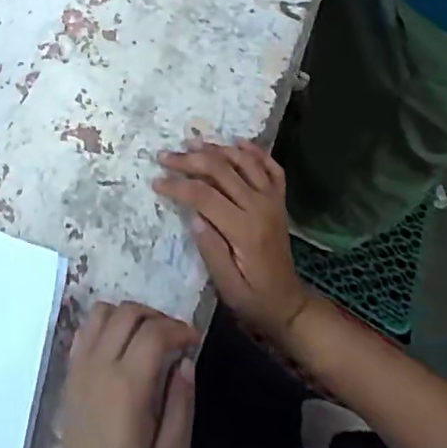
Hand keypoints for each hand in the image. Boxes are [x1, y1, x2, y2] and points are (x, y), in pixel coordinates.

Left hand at [59, 302, 197, 447]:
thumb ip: (180, 406)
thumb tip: (186, 361)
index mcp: (127, 384)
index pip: (154, 333)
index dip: (179, 328)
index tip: (196, 338)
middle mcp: (99, 363)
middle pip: (126, 313)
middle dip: (156, 316)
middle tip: (177, 335)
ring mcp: (79, 364)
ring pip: (101, 311)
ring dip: (128, 314)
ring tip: (149, 334)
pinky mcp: (68, 371)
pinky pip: (84, 329)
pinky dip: (104, 322)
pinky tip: (120, 341)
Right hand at [152, 140, 313, 342]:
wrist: (290, 306)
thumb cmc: (253, 298)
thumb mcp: (227, 285)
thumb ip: (211, 250)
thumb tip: (194, 216)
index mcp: (245, 230)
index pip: (204, 195)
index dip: (177, 185)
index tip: (156, 182)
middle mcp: (261, 207)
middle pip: (221, 169)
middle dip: (189, 159)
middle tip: (164, 157)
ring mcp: (272, 201)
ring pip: (244, 161)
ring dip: (216, 148)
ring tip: (191, 144)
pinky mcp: (279, 200)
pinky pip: (272, 167)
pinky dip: (255, 151)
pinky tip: (237, 142)